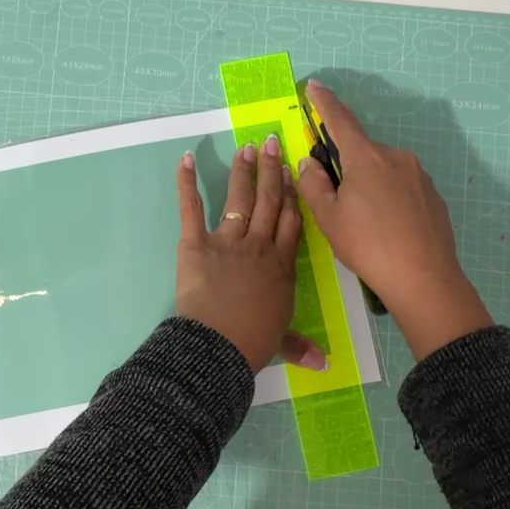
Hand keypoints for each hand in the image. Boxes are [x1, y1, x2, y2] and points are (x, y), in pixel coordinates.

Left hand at [175, 134, 327, 372]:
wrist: (218, 346)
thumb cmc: (251, 344)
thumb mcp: (280, 342)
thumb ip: (299, 346)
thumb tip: (323, 364)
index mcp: (282, 267)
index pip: (292, 224)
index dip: (293, 197)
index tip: (295, 175)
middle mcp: (259, 247)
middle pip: (270, 203)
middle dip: (273, 171)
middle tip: (273, 143)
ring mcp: (229, 242)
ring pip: (240, 199)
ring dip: (244, 172)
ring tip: (247, 148)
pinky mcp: (196, 244)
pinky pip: (192, 208)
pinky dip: (187, 183)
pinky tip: (186, 159)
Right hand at [295, 82, 493, 358]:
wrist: (423, 277)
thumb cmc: (368, 246)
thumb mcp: (328, 218)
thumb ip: (314, 186)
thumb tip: (310, 164)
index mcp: (366, 158)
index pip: (340, 120)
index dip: (324, 103)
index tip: (315, 87)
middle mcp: (395, 157)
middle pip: (362, 152)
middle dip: (346, 166)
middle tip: (335, 199)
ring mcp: (419, 174)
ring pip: (383, 170)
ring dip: (368, 184)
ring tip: (363, 223)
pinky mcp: (433, 195)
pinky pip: (402, 187)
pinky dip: (388, 199)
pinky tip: (386, 228)